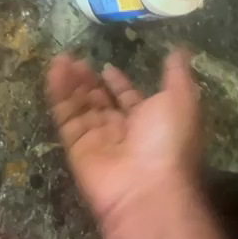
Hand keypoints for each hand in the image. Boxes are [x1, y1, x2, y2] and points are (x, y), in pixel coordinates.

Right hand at [45, 49, 202, 225]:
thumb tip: (179, 50)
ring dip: (71, 82)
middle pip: (100, 101)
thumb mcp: (181, 100)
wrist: (146, 188)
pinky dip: (59, 93)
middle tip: (76, 58)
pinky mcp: (76, 146)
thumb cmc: (168, 142)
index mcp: (150, 122)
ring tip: (62, 58)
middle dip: (89, 80)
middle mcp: (122, 132)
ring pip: (80, 106)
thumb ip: (177, 74)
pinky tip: (55, 70)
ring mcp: (97, 140)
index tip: (108, 66)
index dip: (119, 83)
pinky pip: (66, 115)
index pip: (129, 99)